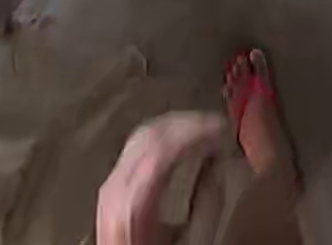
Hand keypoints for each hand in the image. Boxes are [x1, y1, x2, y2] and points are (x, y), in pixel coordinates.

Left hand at [96, 112, 228, 244]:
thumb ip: (207, 206)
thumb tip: (219, 164)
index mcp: (134, 201)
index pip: (164, 146)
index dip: (195, 130)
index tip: (222, 127)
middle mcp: (116, 185)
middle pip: (152, 134)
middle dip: (188, 124)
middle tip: (219, 127)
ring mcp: (109, 183)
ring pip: (143, 135)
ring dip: (176, 128)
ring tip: (205, 131)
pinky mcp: (111, 185)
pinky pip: (136, 147)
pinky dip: (162, 138)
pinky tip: (180, 142)